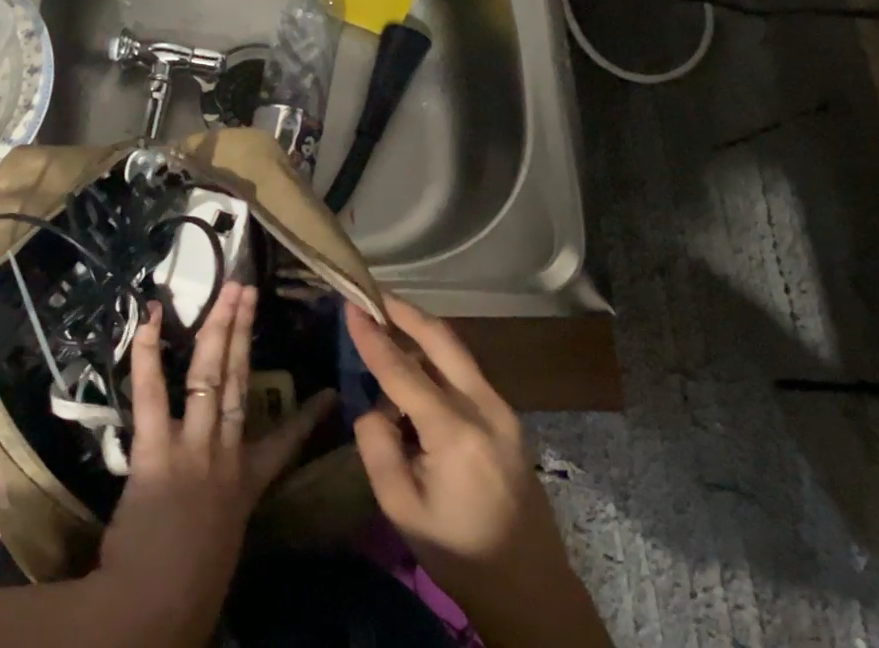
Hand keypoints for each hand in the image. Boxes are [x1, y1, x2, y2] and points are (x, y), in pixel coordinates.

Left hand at [97, 281, 336, 641]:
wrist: (156, 607)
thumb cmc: (188, 587)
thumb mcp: (220, 543)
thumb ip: (222, 510)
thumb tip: (215, 500)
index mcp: (247, 484)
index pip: (286, 442)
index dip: (308, 416)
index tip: (328, 393)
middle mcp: (226, 456)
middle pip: (240, 381)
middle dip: (245, 332)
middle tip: (248, 291)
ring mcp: (194, 449)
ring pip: (211, 376)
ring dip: (218, 328)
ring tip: (226, 291)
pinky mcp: (157, 450)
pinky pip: (152, 393)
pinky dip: (148, 353)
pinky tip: (150, 318)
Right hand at [347, 297, 607, 644]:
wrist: (528, 585)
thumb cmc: (457, 551)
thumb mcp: (400, 507)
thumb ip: (378, 447)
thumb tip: (375, 409)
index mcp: (456, 432)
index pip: (403, 371)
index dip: (373, 338)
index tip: (350, 306)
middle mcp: (486, 409)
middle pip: (443, 342)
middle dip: (407, 313)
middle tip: (374, 294)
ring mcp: (503, 412)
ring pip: (458, 355)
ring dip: (423, 333)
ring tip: (388, 320)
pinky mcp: (508, 422)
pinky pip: (467, 376)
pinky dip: (438, 360)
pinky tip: (415, 366)